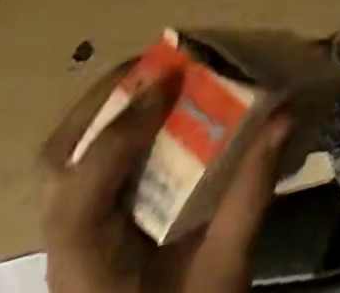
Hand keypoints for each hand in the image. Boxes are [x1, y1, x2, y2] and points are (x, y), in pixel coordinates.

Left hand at [40, 63, 292, 292]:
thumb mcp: (225, 269)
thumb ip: (251, 192)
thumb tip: (282, 118)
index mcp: (86, 257)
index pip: (91, 174)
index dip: (129, 120)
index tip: (175, 78)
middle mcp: (59, 245)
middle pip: (57, 157)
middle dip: (102, 102)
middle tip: (152, 70)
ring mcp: (59, 244)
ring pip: (59, 161)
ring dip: (99, 114)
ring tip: (145, 84)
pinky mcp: (74, 241)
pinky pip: (74, 174)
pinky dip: (101, 138)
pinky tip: (136, 124)